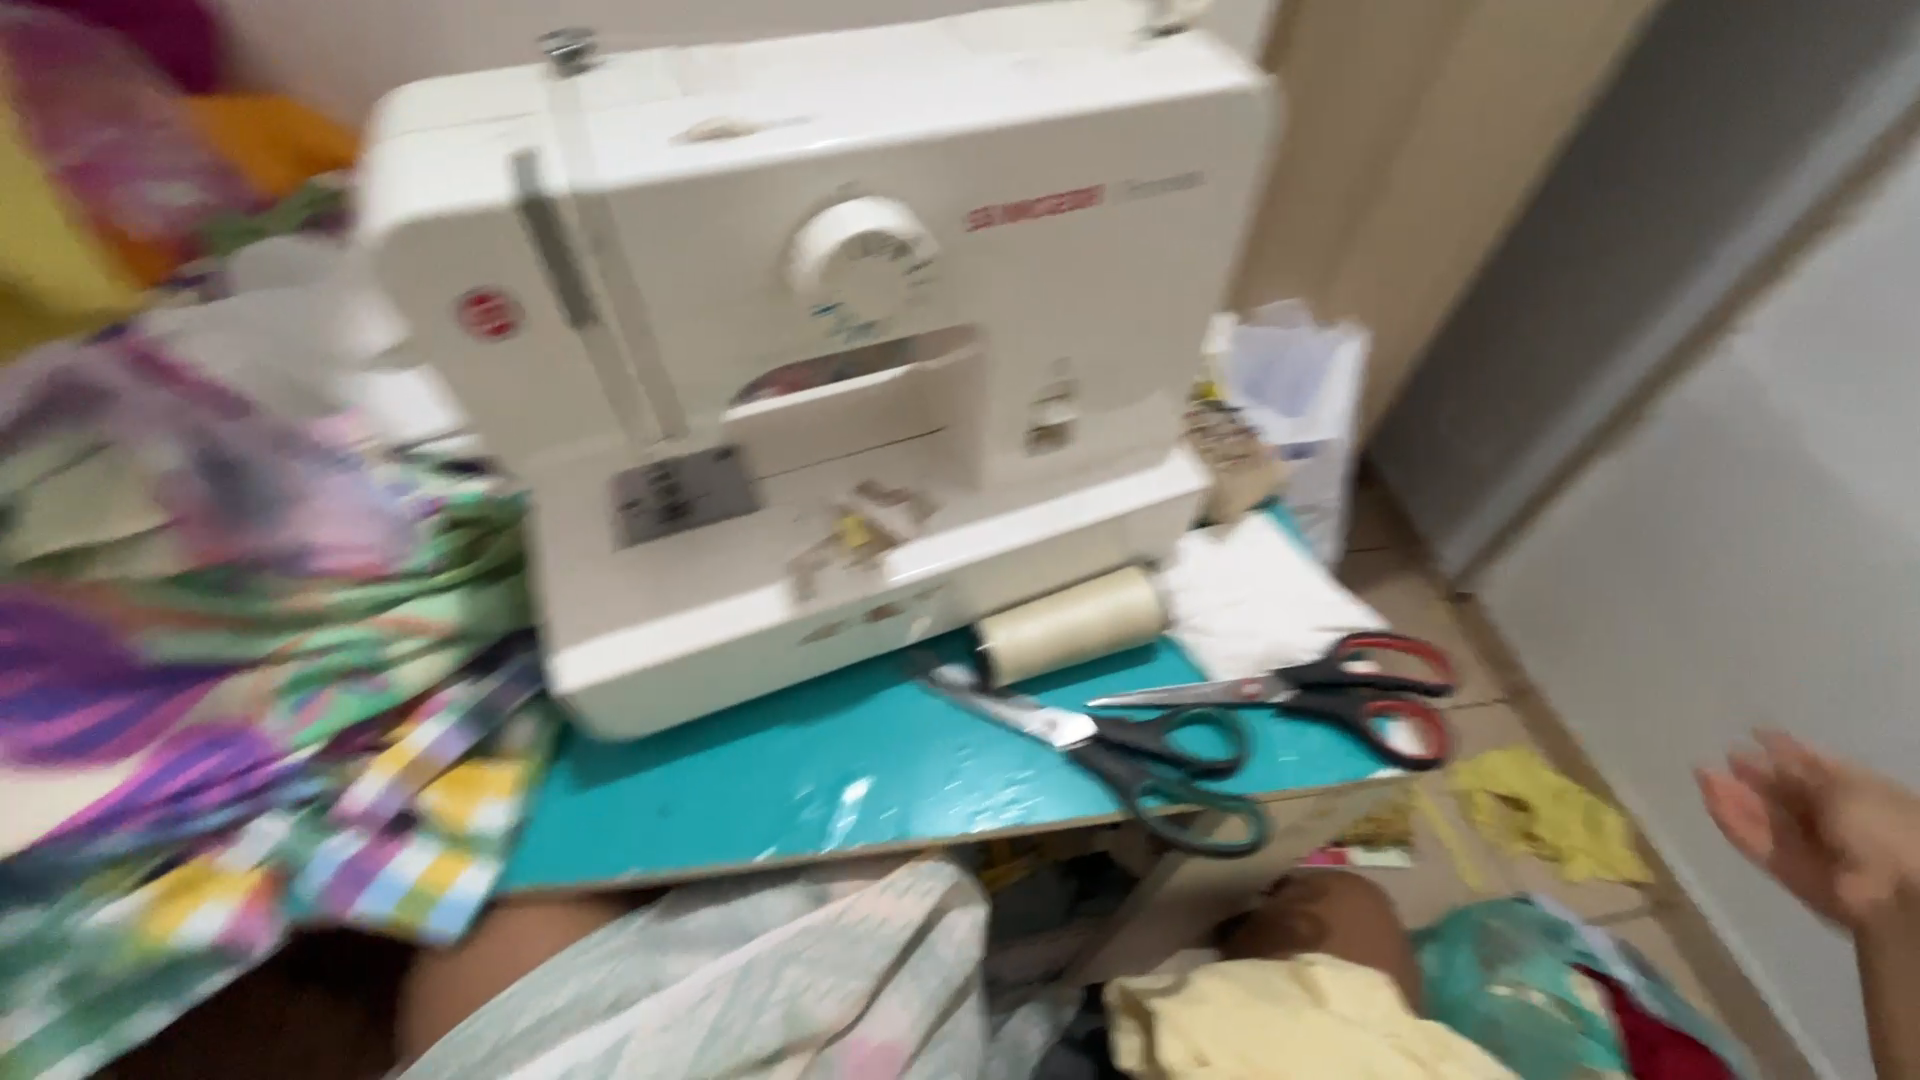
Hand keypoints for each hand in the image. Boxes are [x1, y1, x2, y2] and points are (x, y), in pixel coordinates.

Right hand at [1696, 731, 1919, 929]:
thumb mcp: (1845, 786)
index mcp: (1866, 799)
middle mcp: (1840, 822)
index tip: (1754, 733)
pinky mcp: (1784, 869)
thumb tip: (1763, 748)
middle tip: (1727, 754)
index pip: (1820, 770)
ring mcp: (1811, 847)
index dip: (1788, 751)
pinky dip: (1729, 817)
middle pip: (1788, 795)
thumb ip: (1799, 768)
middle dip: (1756, 774)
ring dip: (1734, 794)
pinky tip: (1708, 793)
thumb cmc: (1885, 827)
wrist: (1897, 893)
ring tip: (1702, 771)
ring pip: (1765, 816)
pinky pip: (1753, 840)